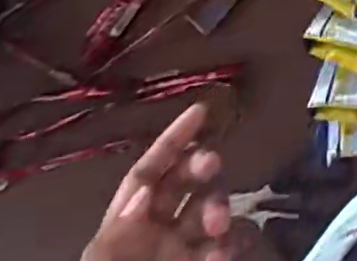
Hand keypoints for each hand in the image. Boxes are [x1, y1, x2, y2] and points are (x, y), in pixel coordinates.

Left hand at [81, 104, 232, 260]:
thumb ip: (118, 229)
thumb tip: (145, 191)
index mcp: (127, 223)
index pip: (151, 170)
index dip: (173, 138)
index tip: (201, 109)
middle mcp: (159, 229)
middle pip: (187, 180)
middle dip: (202, 165)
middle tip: (212, 164)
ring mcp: (185, 249)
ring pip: (213, 206)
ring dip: (220, 205)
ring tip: (220, 228)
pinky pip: (233, 240)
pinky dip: (238, 239)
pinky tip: (229, 250)